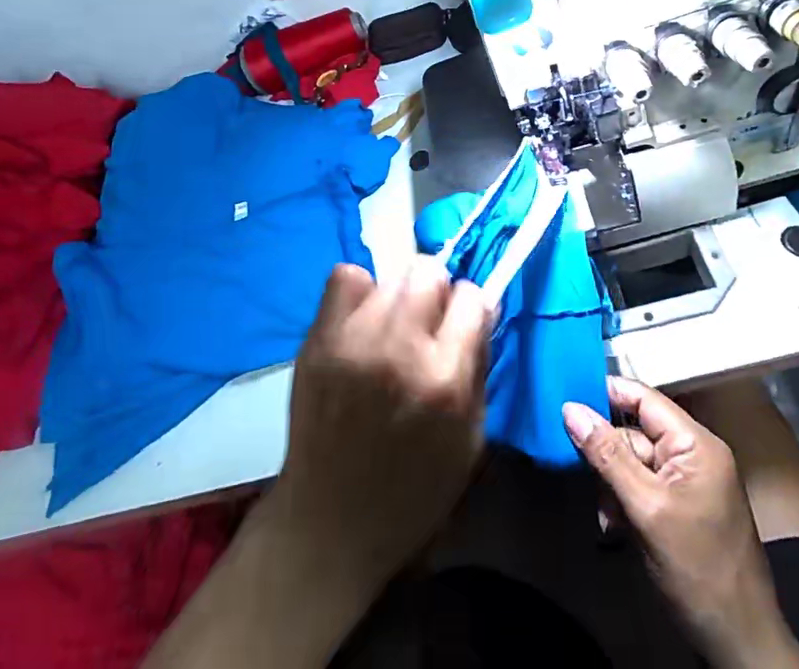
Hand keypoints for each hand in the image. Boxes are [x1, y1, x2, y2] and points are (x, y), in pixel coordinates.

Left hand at [273, 257, 492, 590]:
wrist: (330, 526)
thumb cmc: (416, 487)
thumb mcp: (473, 435)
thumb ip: (479, 364)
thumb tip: (482, 310)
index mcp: (445, 377)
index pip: (473, 297)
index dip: (472, 311)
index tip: (463, 328)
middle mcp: (400, 349)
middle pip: (430, 272)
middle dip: (438, 293)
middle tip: (429, 325)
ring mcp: (353, 342)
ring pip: (392, 273)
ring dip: (401, 294)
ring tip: (394, 327)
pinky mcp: (317, 342)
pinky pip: (345, 277)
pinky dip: (360, 291)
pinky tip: (363, 322)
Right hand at [563, 377, 798, 668]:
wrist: (734, 632)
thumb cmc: (695, 564)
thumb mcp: (646, 508)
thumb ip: (609, 456)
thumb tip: (572, 409)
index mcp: (695, 442)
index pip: (646, 399)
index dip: (607, 394)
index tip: (566, 399)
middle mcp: (693, 453)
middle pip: (635, 433)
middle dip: (608, 458)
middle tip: (586, 480)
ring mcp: (686, 481)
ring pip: (633, 464)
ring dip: (612, 487)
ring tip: (609, 520)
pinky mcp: (678, 506)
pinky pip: (641, 490)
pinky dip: (623, 505)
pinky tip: (616, 529)